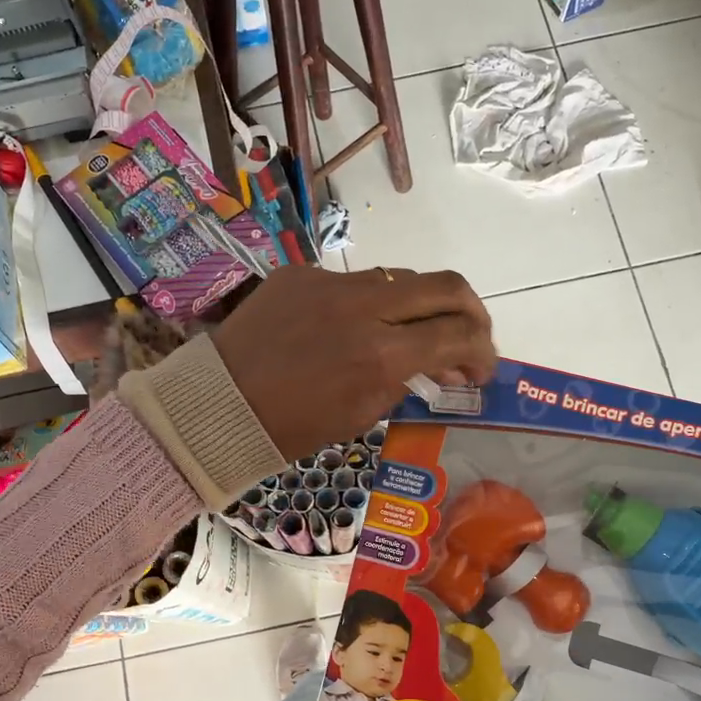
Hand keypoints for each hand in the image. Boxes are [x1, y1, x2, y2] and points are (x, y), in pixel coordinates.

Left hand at [211, 266, 495, 457]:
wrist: (217, 403)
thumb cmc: (290, 426)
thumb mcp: (358, 416)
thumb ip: (404, 383)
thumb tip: (435, 366)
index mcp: (381, 354)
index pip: (459, 335)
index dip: (483, 351)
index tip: (482, 369)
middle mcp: (364, 307)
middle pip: (445, 285)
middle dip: (470, 312)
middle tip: (468, 336)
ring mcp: (330, 283)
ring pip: (399, 279)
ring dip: (416, 306)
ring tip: (408, 335)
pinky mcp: (301, 274)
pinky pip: (351, 282)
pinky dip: (365, 305)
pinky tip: (349, 329)